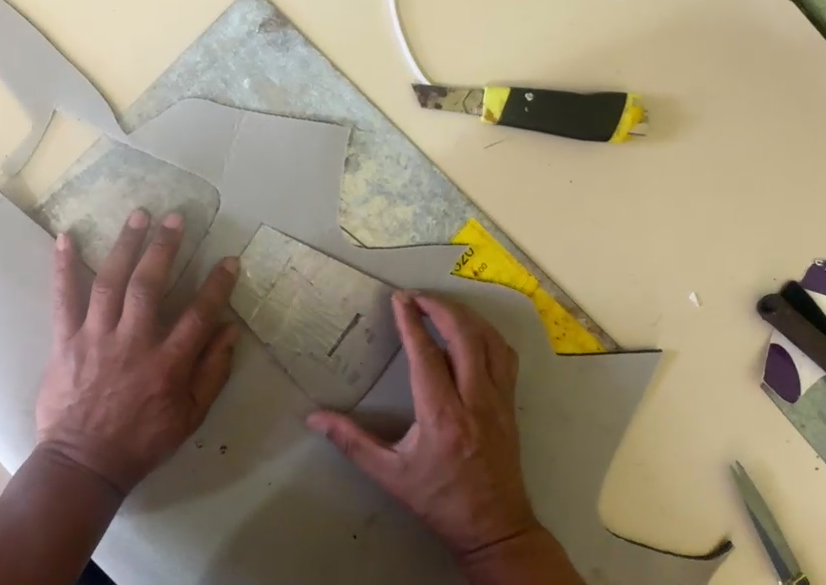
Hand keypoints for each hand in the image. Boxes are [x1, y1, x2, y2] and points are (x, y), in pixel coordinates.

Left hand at [35, 209, 240, 493]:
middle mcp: (132, 343)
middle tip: (176, 217)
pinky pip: (64, 298)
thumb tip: (230, 330)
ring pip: (111, 282)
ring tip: (138, 215)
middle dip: (165, 248)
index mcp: (167, 364)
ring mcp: (96, 338)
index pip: (198, 315)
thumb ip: (212, 372)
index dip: (217, 285)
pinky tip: (67, 237)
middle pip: (149, 285)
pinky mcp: (66, 341)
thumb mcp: (190, 417)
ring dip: (125, 244)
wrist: (83, 464)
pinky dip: (64, 267)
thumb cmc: (142, 441)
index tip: (229, 259)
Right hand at [306, 291, 539, 558]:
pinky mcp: (511, 404)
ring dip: (465, 316)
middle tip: (415, 296)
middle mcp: (475, 401)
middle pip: (464, 337)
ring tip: (440, 306)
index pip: (426, 355)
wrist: (495, 529)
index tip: (398, 299)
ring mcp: (499, 401)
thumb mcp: (390, 475)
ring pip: (489, 341)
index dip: (411, 322)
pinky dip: (487, 334)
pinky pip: (506, 356)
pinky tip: (471, 330)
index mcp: (442, 417)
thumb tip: (314, 419)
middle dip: (439, 307)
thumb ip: (352, 442)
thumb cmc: (439, 500)